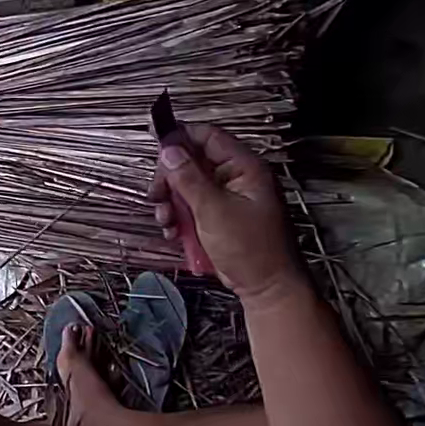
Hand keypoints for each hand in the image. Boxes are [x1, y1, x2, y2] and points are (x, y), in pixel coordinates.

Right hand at [148, 124, 305, 302]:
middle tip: (158, 194)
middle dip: (171, 179)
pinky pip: (191, 208)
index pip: (208, 137)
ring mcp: (226, 199)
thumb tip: (170, 150)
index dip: (181, 138)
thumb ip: (188, 178)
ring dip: (171, 202)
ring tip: (166, 219)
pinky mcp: (218, 217)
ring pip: (187, 187)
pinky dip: (178, 218)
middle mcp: (236, 179)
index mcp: (244, 168)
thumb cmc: (253, 250)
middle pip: (192, 163)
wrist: (266, 288)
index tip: (158, 148)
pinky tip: (173, 231)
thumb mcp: (214, 210)